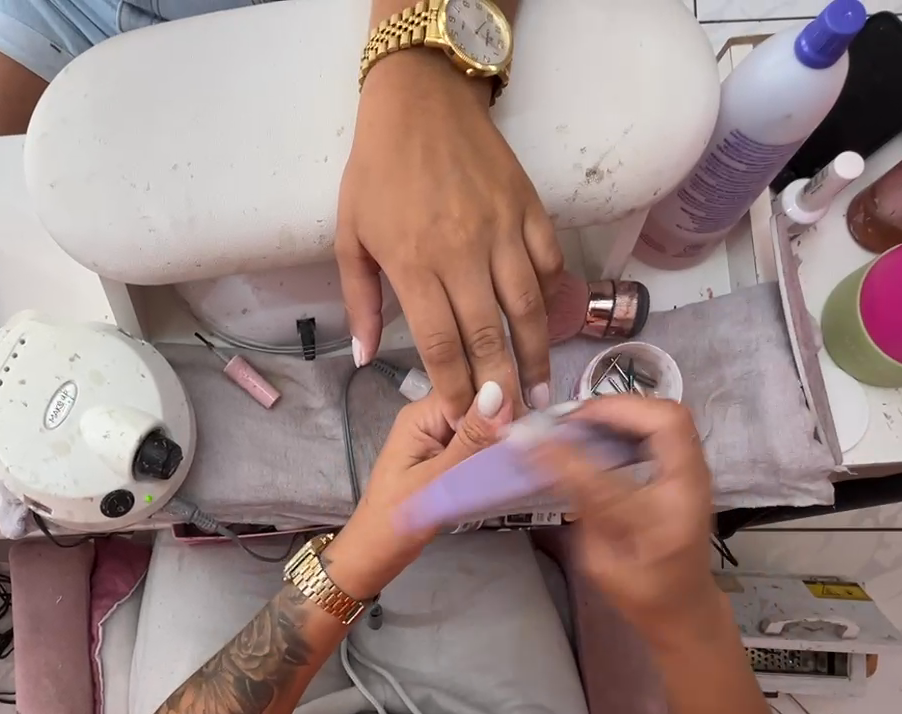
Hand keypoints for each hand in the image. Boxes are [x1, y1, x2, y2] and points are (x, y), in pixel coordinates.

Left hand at [326, 380, 510, 597]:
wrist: (377, 553)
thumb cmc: (397, 520)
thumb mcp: (437, 479)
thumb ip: (471, 440)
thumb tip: (500, 394)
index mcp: (420, 415)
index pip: (470, 387)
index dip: (503, 399)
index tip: (529, 422)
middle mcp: (430, 418)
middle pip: (478, 404)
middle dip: (506, 420)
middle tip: (531, 445)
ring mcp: (439, 437)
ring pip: (482, 426)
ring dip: (502, 439)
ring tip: (525, 456)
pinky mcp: (446, 456)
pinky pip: (476, 445)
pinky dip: (492, 454)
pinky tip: (510, 464)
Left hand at [336, 49, 562, 427]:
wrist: (419, 102)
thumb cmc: (376, 175)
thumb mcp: (350, 240)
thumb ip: (359, 303)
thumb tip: (365, 359)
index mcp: (415, 266)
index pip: (442, 344)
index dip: (457, 388)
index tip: (466, 419)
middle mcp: (463, 254)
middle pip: (488, 336)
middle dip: (500, 386)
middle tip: (512, 422)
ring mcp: (502, 230)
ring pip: (526, 306)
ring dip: (534, 354)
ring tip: (540, 391)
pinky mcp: (529, 209)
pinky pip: (548, 262)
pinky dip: (551, 297)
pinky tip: (549, 328)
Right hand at [528, 397, 726, 642]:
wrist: (686, 604)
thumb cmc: (640, 592)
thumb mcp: (599, 561)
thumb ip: (580, 510)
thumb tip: (544, 459)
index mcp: (661, 525)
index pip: (609, 481)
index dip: (567, 456)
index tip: (533, 439)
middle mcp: (690, 489)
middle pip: (665, 420)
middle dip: (612, 409)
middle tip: (567, 420)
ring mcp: (696, 474)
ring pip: (668, 414)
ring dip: (622, 409)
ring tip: (579, 421)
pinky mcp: (690, 467)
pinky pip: (666, 425)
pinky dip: (631, 417)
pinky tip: (600, 429)